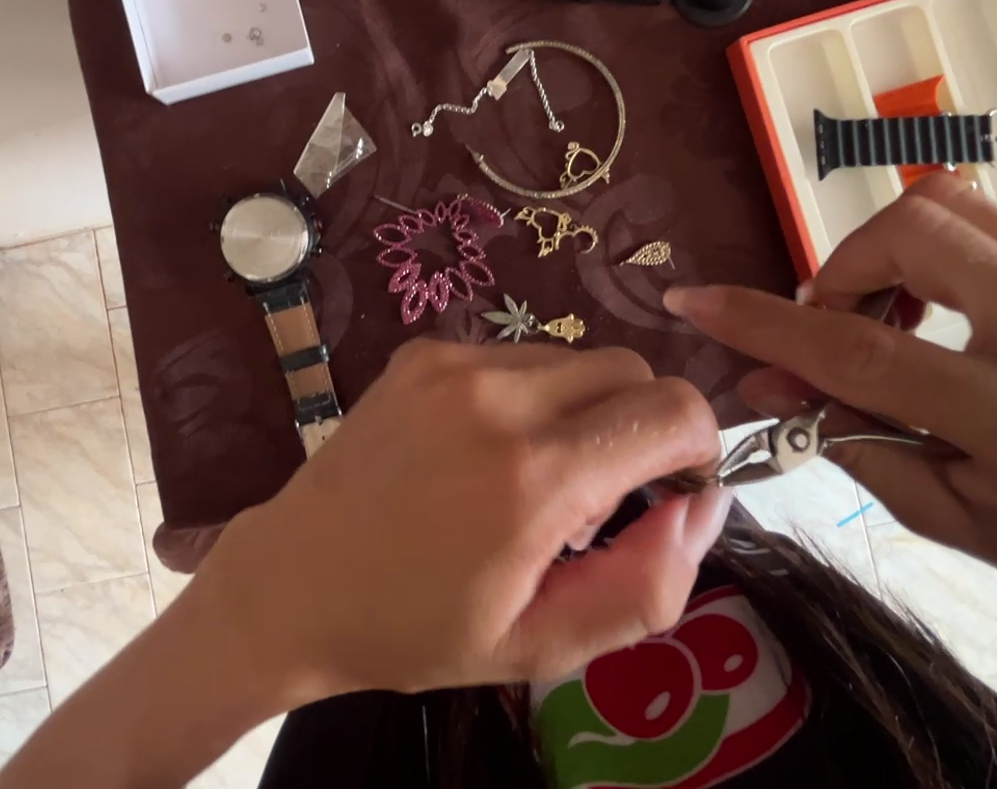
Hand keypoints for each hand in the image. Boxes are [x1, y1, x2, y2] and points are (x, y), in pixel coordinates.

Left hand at [183, 340, 729, 700]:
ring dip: (581, 410)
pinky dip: (529, 395)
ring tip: (526, 475)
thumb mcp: (542, 645)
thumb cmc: (416, 628)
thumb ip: (647, 584)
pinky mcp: (423, 351)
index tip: (663, 492)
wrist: (293, 580)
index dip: (694, 448)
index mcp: (533, 478)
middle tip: (588, 497)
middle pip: (630, 369)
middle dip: (639, 426)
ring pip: (574, 358)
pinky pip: (517, 355)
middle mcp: (496, 397)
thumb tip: (704, 503)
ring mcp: (452, 362)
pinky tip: (480, 447)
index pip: (673, 409)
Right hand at [665, 174, 996, 662]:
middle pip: (917, 234)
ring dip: (877, 254)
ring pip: (948, 209)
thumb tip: (760, 381)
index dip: (766, 324)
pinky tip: (917, 309)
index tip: (695, 303)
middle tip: (828, 327)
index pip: (867, 354)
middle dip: (840, 270)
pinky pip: (979, 225)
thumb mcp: (940, 511)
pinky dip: (918, 254)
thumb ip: (846, 435)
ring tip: (872, 318)